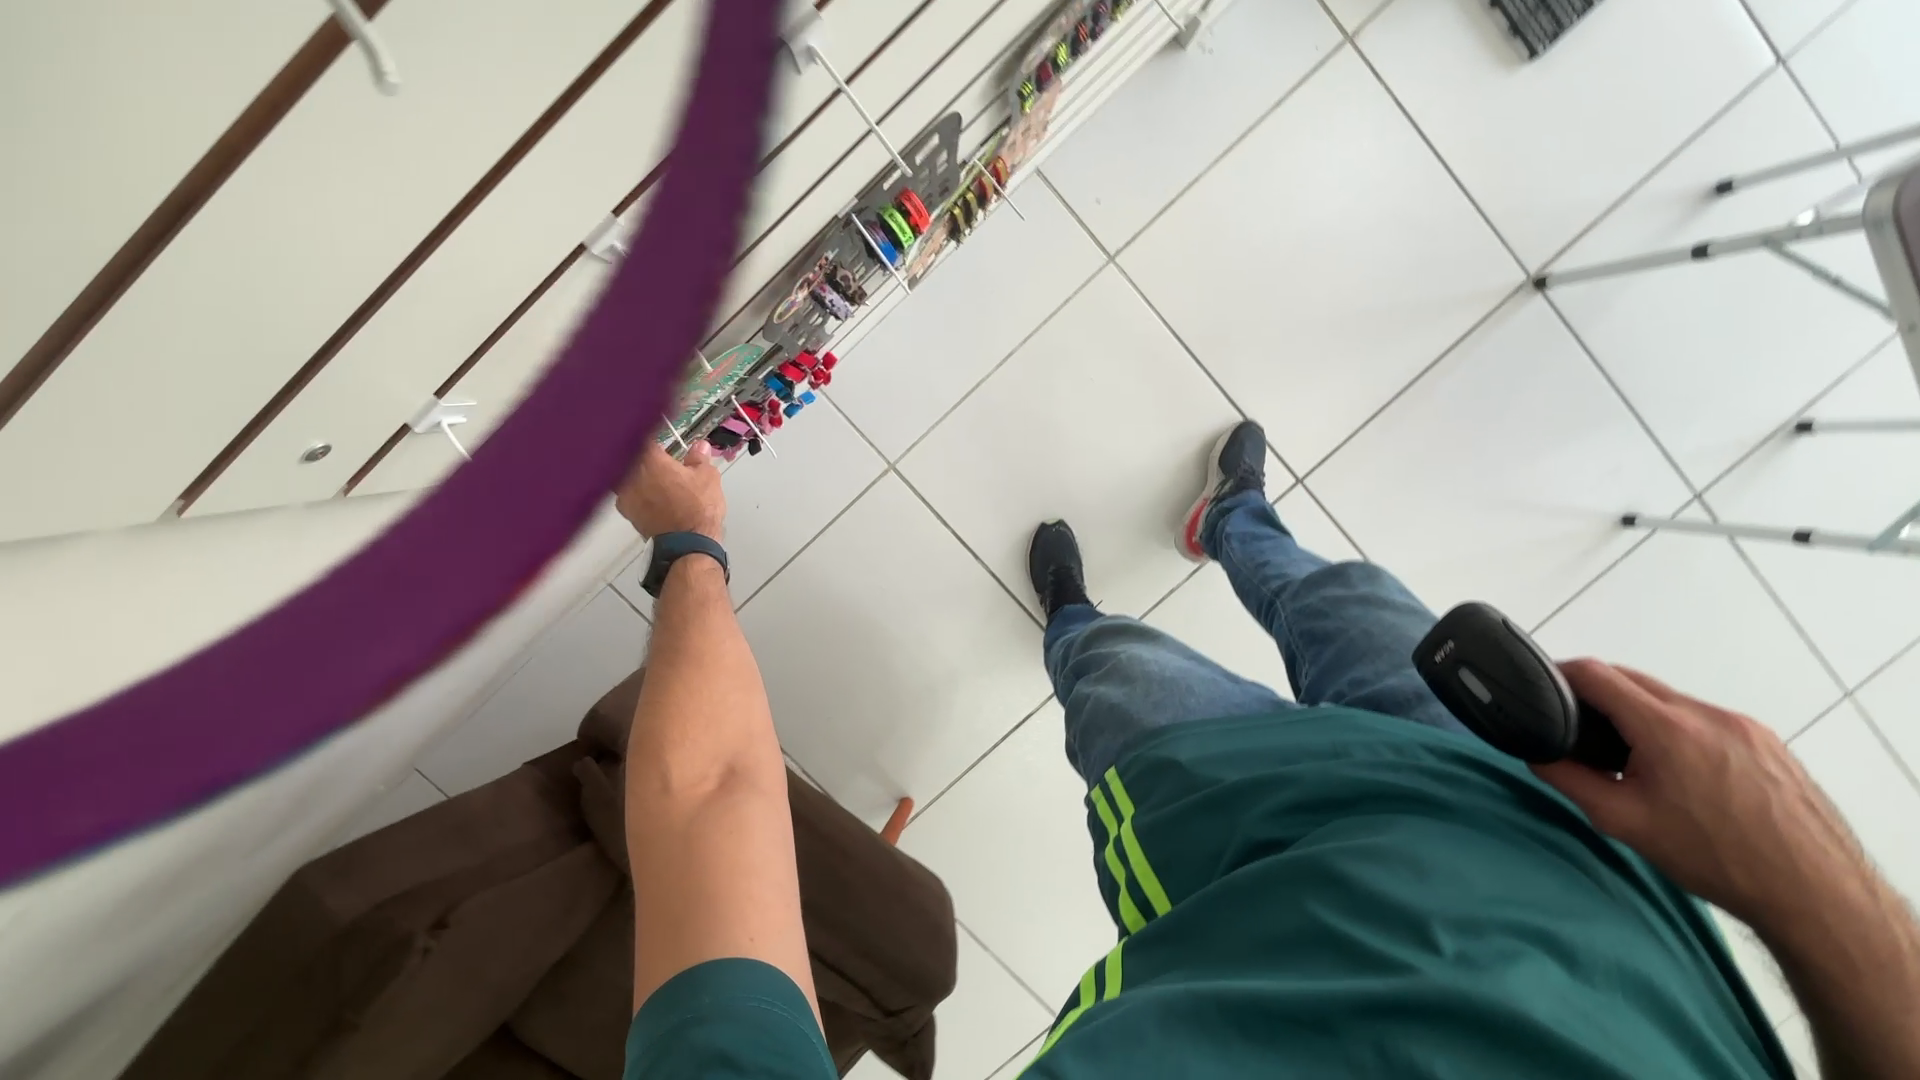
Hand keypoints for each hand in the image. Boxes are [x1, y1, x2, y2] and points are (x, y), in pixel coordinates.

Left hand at [616, 440, 725, 540]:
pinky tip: (653, 496)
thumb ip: (698, 458)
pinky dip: (639, 493)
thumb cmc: (698, 507)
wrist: (688, 545)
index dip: (650, 435)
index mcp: (647, 459)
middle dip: (640, 455)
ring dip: (636, 475)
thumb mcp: (707, 476)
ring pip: (625, 477)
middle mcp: (628, 475)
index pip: (641, 436)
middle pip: (627, 457)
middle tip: (656, 456)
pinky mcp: (628, 515)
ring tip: (655, 478)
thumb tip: (699, 446)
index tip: (658, 435)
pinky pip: (629, 496)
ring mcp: (625, 497)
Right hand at [1532, 660, 1864, 929]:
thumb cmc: (1714, 858)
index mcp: (1666, 729)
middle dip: (1595, 694)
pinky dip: (1675, 728)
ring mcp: (1745, 725)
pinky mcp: (1769, 741)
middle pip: (1631, 679)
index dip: (1559, 674)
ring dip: (1637, 712)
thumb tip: (1536, 753)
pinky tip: (1678, 768)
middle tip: (1575, 726)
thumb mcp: (1621, 821)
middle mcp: (1707, 714)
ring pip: (1669, 699)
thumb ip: (1567, 779)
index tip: (1540, 691)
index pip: (1596, 674)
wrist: (1819, 896)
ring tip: (1627, 754)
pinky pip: (1703, 717)